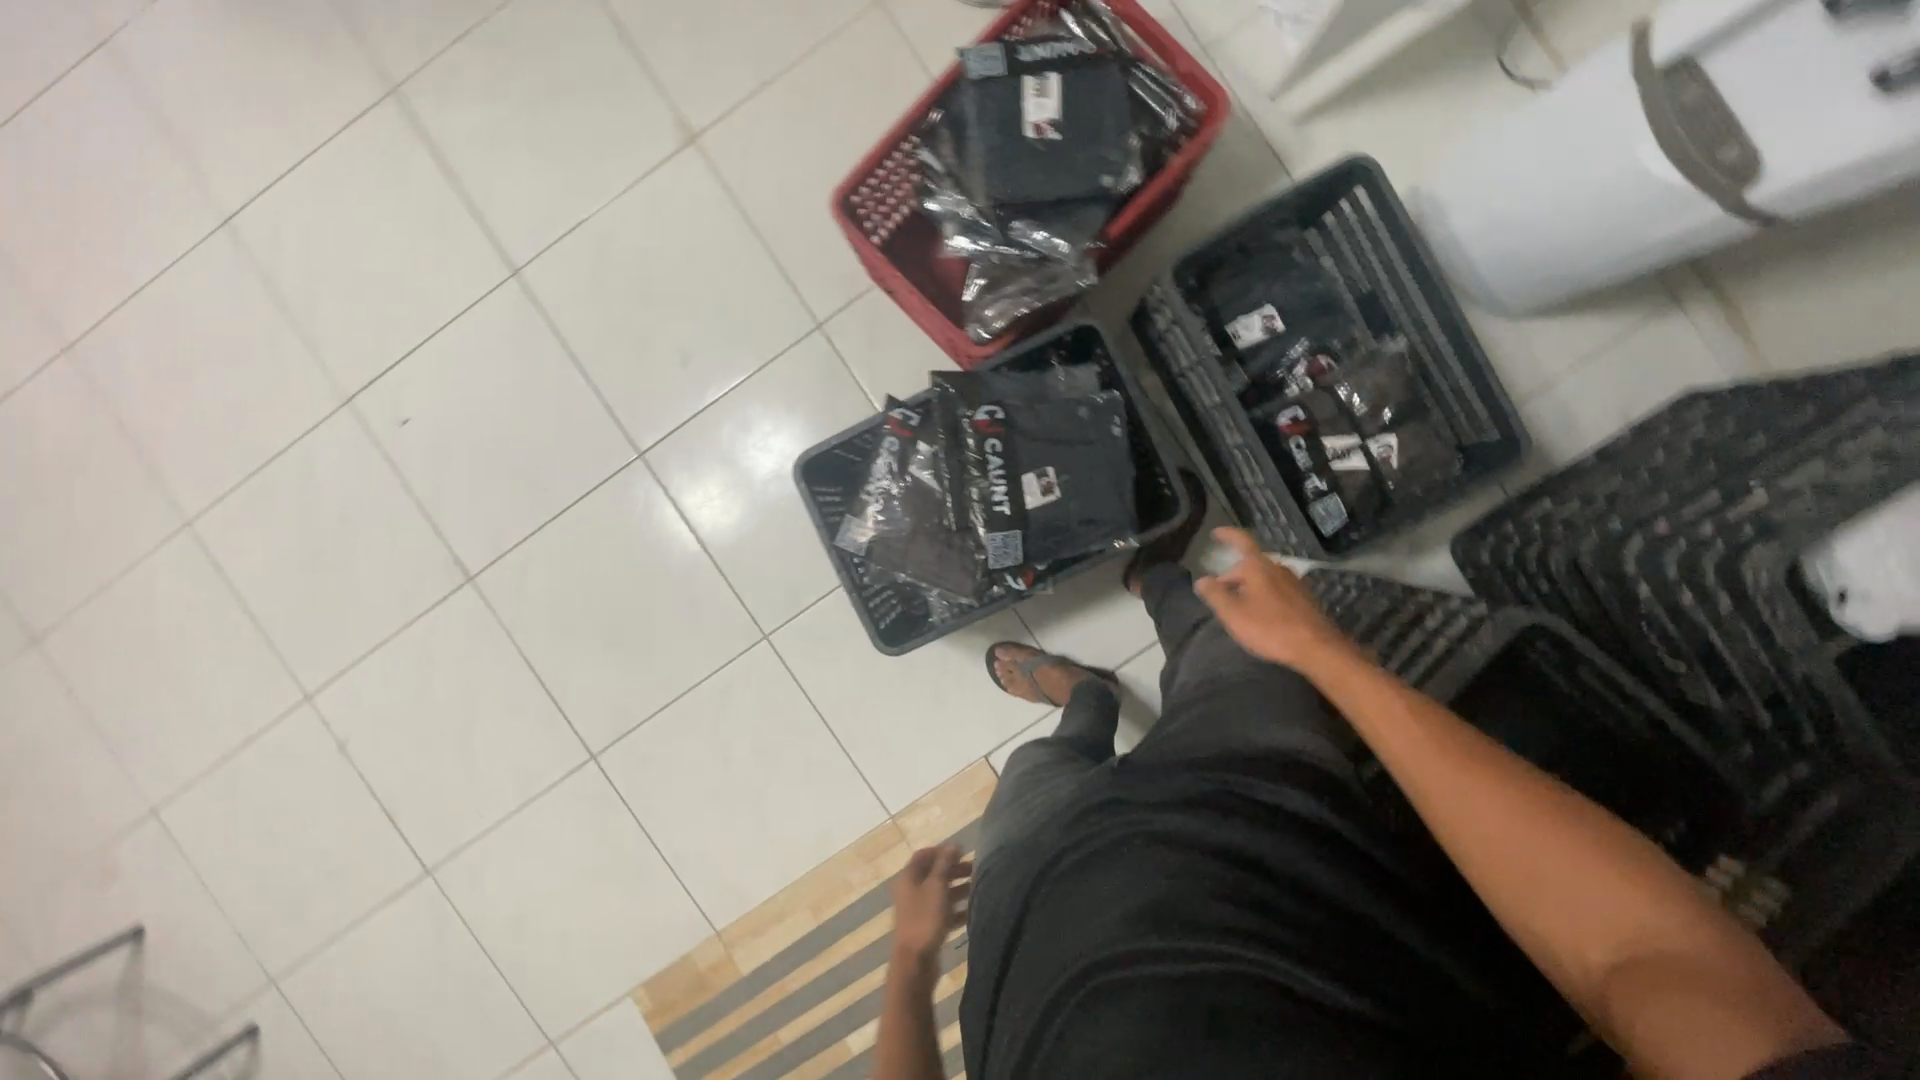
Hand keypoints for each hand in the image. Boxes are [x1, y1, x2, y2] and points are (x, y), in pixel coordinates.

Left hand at [890, 845, 970, 962]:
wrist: (915, 962)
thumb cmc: (925, 918)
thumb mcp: (937, 887)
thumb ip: (945, 864)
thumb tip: (954, 845)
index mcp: (909, 877)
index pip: (924, 855)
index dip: (942, 851)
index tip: (963, 852)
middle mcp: (912, 891)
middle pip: (934, 874)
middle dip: (954, 870)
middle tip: (976, 870)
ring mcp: (919, 910)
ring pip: (941, 893)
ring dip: (959, 889)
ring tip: (979, 888)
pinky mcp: (927, 927)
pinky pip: (944, 913)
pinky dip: (958, 910)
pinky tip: (974, 911)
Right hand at [1194, 527, 1355, 672]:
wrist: (1316, 647)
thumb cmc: (1270, 628)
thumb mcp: (1233, 613)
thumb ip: (1215, 594)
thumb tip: (1202, 580)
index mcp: (1258, 566)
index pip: (1241, 541)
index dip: (1227, 535)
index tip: (1215, 533)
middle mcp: (1277, 567)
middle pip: (1249, 564)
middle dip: (1232, 576)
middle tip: (1219, 595)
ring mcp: (1293, 581)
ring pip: (1263, 577)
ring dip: (1247, 587)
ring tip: (1238, 606)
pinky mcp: (1303, 597)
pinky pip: (1275, 588)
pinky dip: (1262, 594)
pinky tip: (1260, 614)